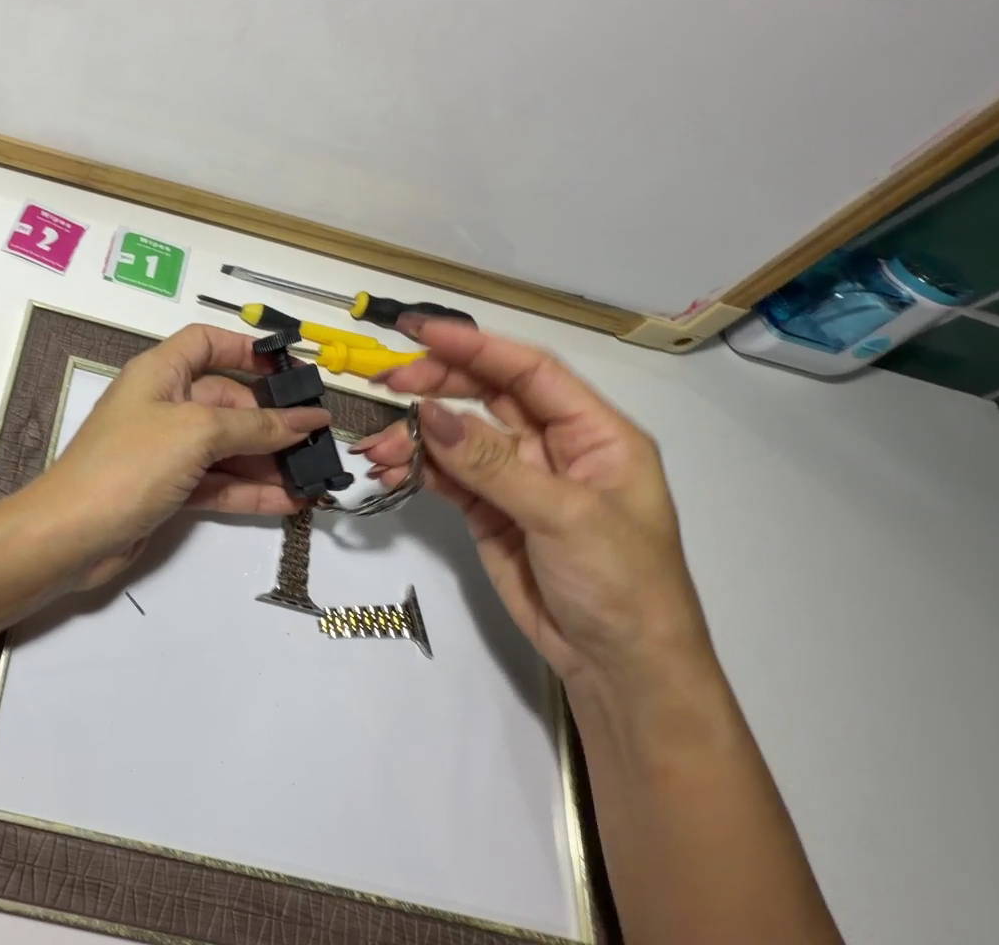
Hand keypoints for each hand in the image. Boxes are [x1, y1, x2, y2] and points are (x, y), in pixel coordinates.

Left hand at [31, 324, 330, 588]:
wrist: (71, 535)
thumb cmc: (127, 465)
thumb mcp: (196, 433)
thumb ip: (255, 426)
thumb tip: (307, 420)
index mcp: (158, 373)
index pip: (205, 343)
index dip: (245, 349)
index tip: (289, 368)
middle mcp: (161, 406)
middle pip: (226, 401)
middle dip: (270, 420)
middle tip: (317, 440)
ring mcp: (164, 451)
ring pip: (226, 448)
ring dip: (268, 461)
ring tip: (313, 476)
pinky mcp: (167, 490)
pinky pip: (217, 483)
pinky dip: (250, 491)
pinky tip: (289, 501)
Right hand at [356, 318, 711, 688]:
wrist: (618, 665)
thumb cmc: (621, 584)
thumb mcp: (563, 517)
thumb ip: (492, 464)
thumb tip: (428, 413)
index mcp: (595, 434)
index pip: (530, 373)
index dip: (477, 348)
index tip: (421, 334)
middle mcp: (554, 448)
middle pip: (488, 396)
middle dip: (437, 385)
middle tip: (386, 384)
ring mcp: (517, 480)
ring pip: (458, 437)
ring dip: (415, 436)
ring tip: (377, 448)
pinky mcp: (489, 512)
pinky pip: (446, 477)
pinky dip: (415, 469)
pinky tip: (389, 469)